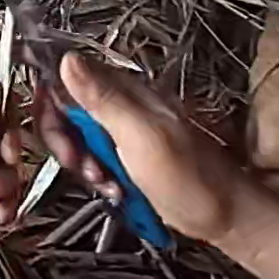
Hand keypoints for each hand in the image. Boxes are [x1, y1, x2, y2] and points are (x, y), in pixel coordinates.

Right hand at [36, 53, 251, 244]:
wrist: (228, 220)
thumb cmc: (189, 178)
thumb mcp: (140, 136)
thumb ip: (102, 98)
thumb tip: (66, 58)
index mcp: (121, 87)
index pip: (65, 75)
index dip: (50, 100)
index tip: (54, 130)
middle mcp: (116, 101)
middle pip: (64, 106)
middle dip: (64, 137)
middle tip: (80, 162)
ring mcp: (119, 127)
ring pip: (74, 133)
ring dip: (79, 160)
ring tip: (103, 179)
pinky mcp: (122, 153)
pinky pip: (89, 155)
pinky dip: (94, 173)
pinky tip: (113, 188)